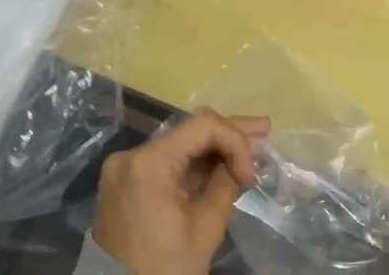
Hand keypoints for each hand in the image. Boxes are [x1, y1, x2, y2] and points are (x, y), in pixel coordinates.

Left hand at [92, 108, 269, 274]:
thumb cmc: (164, 269)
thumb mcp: (204, 228)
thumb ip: (224, 184)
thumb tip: (235, 163)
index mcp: (148, 162)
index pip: (202, 127)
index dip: (235, 141)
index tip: (250, 176)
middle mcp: (131, 155)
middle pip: (188, 132)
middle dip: (228, 134)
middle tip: (264, 130)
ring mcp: (124, 169)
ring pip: (178, 146)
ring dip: (212, 148)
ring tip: (251, 144)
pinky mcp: (124, 184)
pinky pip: (164, 163)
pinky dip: (192, 164)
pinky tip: (220, 163)